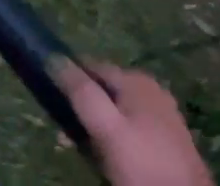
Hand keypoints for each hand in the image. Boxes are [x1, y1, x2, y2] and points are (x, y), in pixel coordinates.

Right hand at [60, 64, 212, 185]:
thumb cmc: (142, 163)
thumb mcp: (105, 126)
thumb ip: (80, 90)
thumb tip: (52, 56)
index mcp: (137, 80)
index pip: (88, 66)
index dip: (68, 82)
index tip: (54, 104)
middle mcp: (151, 90)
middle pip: (102, 89)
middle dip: (82, 107)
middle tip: (68, 132)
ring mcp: (162, 114)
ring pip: (114, 109)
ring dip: (95, 124)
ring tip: (85, 146)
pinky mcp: (167, 138)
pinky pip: (129, 126)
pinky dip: (114, 135)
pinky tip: (108, 153)